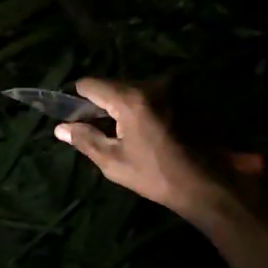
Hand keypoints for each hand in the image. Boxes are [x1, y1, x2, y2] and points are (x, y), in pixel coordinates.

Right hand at [55, 78, 238, 224]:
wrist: (207, 183)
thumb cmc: (155, 175)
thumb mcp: (113, 161)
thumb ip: (85, 139)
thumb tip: (61, 128)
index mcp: (129, 98)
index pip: (89, 84)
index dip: (78, 100)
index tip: (78, 119)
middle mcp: (150, 84)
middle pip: (113, 84)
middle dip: (102, 104)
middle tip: (103, 131)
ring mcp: (170, 89)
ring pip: (133, 90)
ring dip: (124, 106)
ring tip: (127, 134)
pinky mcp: (184, 96)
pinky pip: (152, 96)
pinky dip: (144, 108)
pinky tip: (149, 133)